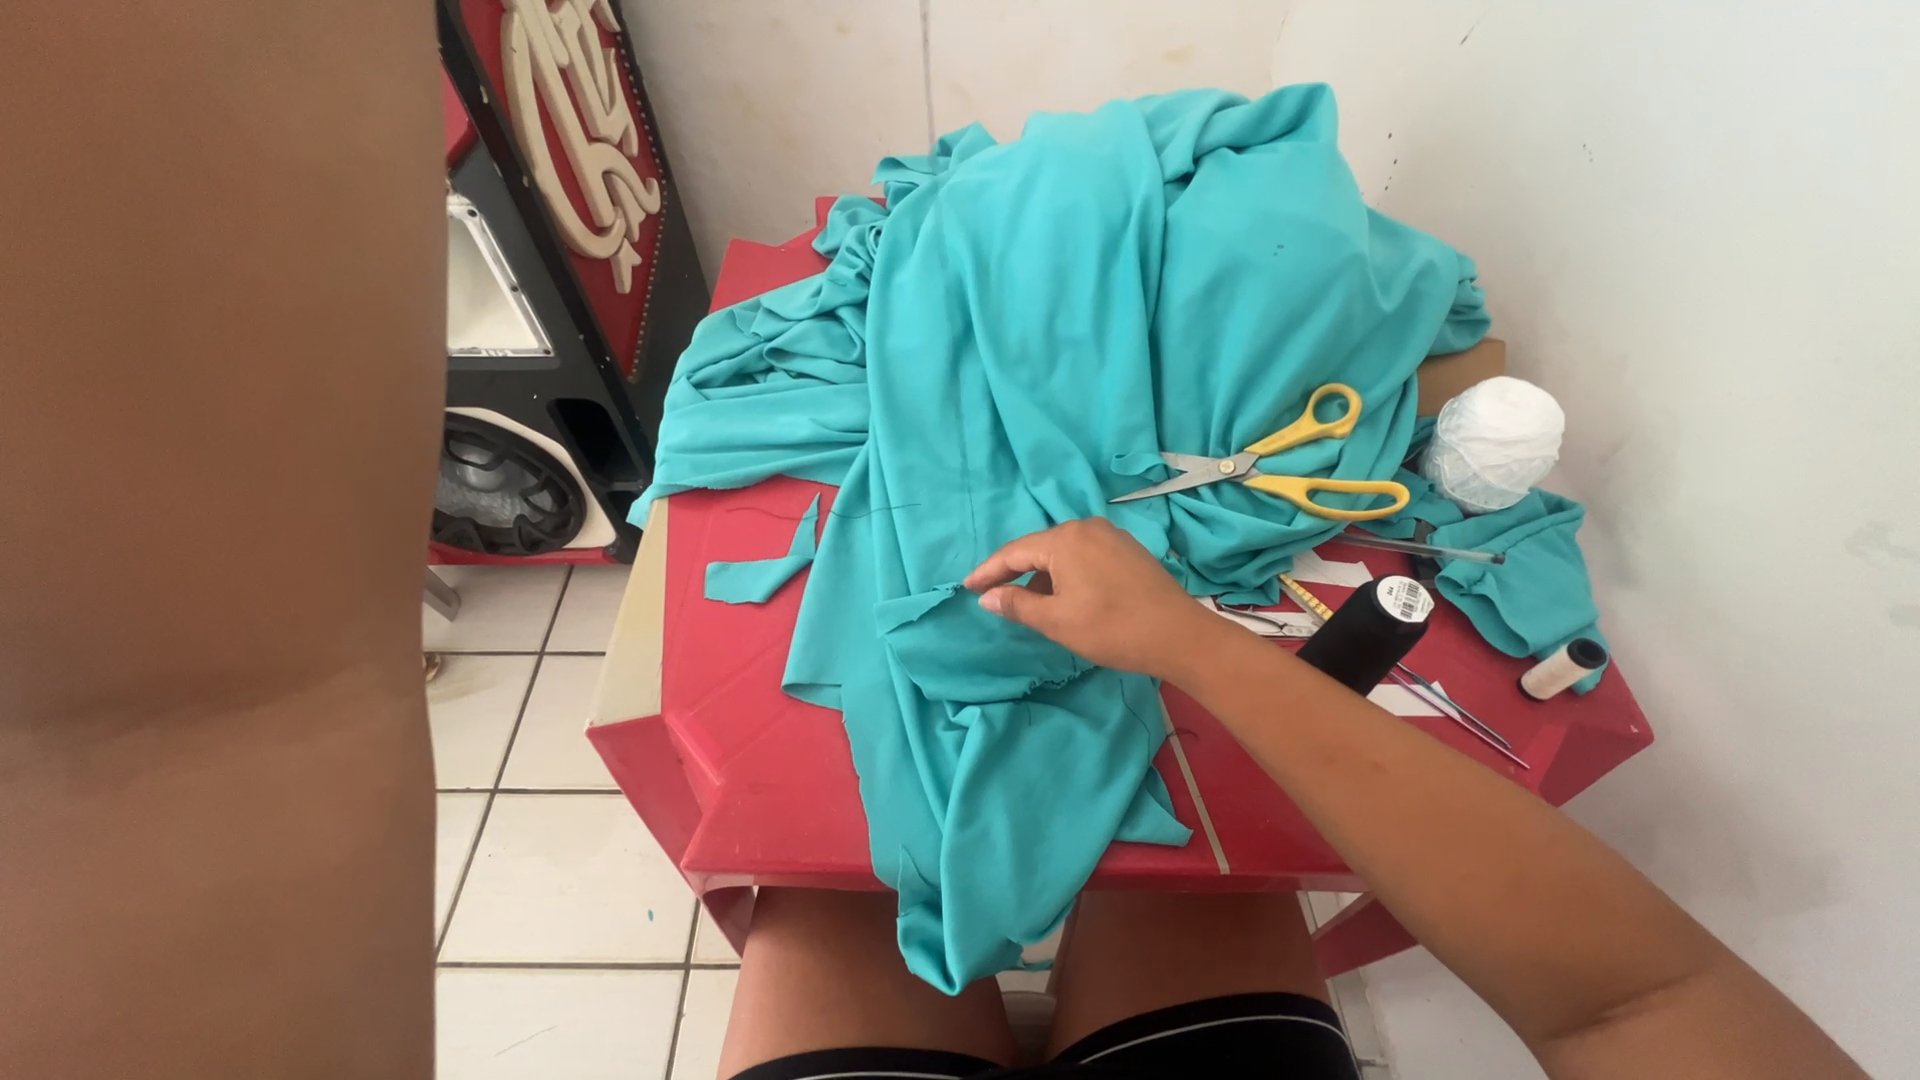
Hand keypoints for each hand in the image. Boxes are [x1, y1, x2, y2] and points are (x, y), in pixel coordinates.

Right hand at [963, 518, 1232, 679]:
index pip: (1014, 552)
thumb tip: (988, 597)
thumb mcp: (1056, 621)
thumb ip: (1017, 604)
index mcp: (1064, 539)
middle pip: (1038, 547)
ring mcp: (1111, 536)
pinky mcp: (1128, 550)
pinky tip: (1064, 594)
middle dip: (1014, 571)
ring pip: (1063, 552)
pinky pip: (1084, 555)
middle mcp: (1086, 527)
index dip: (988, 572)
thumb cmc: (1111, 628)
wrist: (1179, 635)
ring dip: (1042, 574)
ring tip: (1027, 601)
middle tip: (991, 593)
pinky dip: (1066, 573)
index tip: (967, 587)